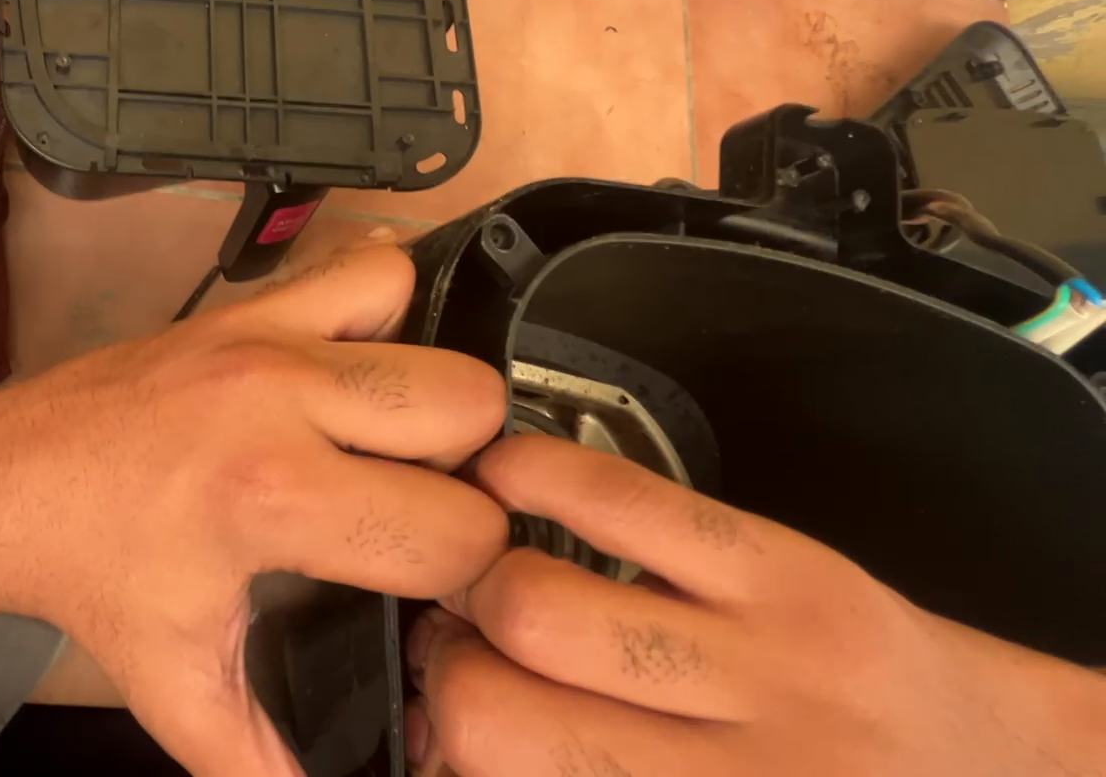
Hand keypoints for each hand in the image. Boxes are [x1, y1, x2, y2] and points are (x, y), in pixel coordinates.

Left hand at [0, 236, 509, 775]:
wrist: (7, 477)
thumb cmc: (91, 574)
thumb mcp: (178, 685)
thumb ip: (268, 762)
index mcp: (274, 496)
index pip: (455, 530)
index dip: (464, 571)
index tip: (431, 578)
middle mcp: (278, 398)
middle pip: (470, 407)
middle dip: (465, 469)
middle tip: (416, 500)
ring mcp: (260, 337)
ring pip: (425, 326)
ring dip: (427, 389)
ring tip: (386, 434)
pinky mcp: (240, 306)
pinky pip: (352, 267)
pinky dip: (377, 305)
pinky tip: (353, 358)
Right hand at [406, 435, 1105, 776]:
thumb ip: (563, 773)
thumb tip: (429, 733)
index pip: (494, 763)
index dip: (436, 721)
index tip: (442, 692)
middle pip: (495, 702)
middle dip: (448, 653)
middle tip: (465, 630)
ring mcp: (772, 668)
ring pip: (534, 602)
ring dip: (476, 572)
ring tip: (492, 562)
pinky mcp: (790, 570)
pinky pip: (613, 497)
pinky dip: (523, 473)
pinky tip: (504, 482)